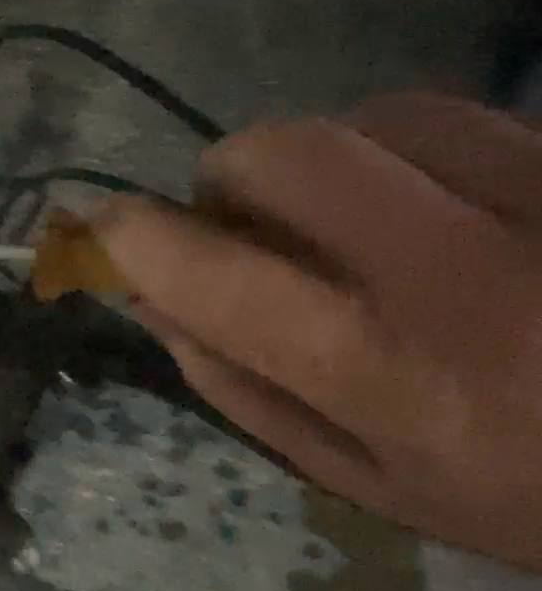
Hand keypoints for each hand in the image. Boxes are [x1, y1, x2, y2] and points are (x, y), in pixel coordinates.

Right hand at [96, 93, 541, 568]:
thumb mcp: (365, 476)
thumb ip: (238, 384)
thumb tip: (142, 297)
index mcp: (381, 369)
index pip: (207, 269)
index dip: (130, 234)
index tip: (108, 226)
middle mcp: (463, 272)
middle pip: (288, 152)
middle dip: (231, 175)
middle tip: (247, 216)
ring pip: (385, 114)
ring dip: (333, 154)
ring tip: (360, 208)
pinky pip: (482, 118)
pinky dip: (424, 150)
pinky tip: (453, 202)